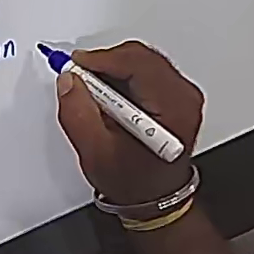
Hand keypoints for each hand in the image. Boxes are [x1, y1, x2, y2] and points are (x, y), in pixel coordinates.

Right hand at [55, 40, 202, 205]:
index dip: (101, 60)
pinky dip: (121, 74)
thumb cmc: (132, 181)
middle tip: (77, 76)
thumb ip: (78, 114)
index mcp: (172, 110)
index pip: (137, 66)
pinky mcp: (174, 94)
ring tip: (90, 90)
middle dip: (105, 62)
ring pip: (141, 60)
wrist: (153, 196)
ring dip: (111, 68)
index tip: (74, 65)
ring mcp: (181, 94)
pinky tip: (105, 94)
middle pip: (141, 58)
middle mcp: (183, 97)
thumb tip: (69, 81)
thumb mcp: (95, 152)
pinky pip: (145, 69)